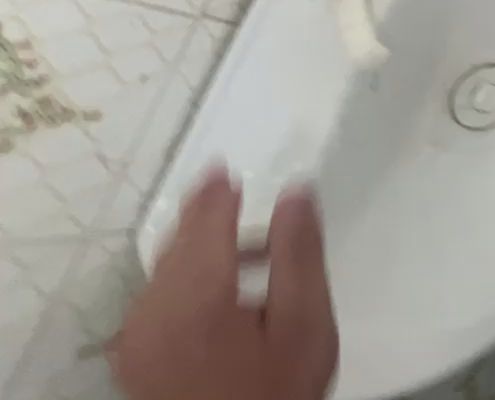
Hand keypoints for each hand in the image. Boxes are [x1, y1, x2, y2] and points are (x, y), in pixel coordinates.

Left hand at [112, 168, 338, 399]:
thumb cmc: (280, 380)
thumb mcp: (306, 315)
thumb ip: (299, 250)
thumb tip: (298, 192)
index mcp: (195, 300)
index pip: (202, 229)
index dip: (216, 194)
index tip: (223, 165)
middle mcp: (151, 317)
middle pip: (174, 250)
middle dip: (204, 216)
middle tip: (229, 185)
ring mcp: (138, 341)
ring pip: (164, 273)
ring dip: (199, 245)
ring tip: (247, 236)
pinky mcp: (138, 358)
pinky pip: (158, 297)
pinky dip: (186, 273)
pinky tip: (223, 279)